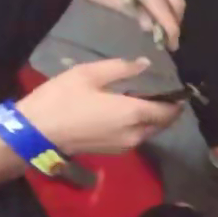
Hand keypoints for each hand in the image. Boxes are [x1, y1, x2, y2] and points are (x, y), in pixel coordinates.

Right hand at [14, 58, 180, 155]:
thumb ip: (121, 68)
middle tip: (165, 94)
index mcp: (134, 113)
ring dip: (154, 119)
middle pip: (162, 123)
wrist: (38, 132)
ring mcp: (126, 146)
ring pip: (150, 132)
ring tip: (148, 101)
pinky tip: (130, 113)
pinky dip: (141, 126)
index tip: (180, 90)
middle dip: (168, 111)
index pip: (168, 110)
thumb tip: (145, 64)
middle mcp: (136, 133)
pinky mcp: (116, 152)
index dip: (176, 101)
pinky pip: (137, 137)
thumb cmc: (62, 99)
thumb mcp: (89, 74)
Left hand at [28, 0, 185, 50]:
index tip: (172, 46)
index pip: (158, 1)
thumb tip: (151, 26)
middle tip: (168, 42)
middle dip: (174, 21)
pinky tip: (153, 15)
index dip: (168, 26)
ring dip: (170, 12)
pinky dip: (162, 2)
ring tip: (161, 32)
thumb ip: (126, 8)